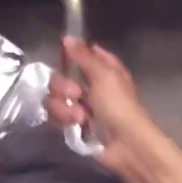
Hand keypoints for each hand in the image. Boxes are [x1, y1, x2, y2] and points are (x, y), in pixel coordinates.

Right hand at [46, 37, 171, 177]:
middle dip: (63, 87)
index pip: (85, 54)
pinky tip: (77, 125)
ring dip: (64, 107)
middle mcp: (92, 86)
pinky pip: (57, 115)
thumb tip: (68, 38)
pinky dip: (64, 120)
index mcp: (105, 70)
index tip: (64, 57)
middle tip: (75, 94)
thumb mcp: (104, 75)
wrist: (125, 144)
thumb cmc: (118, 105)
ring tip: (80, 117)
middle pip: (62, 76)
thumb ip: (83, 56)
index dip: (73, 55)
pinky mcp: (74, 125)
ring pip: (56, 97)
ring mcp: (82, 106)